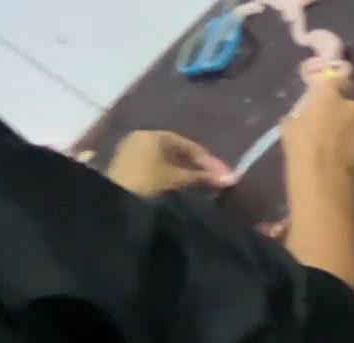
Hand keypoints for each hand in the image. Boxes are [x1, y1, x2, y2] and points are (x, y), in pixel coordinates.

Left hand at [106, 131, 234, 195]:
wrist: (121, 195)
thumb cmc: (153, 181)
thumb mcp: (182, 179)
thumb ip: (207, 177)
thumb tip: (233, 178)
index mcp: (155, 136)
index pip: (190, 145)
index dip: (210, 161)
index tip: (224, 174)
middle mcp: (144, 137)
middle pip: (179, 150)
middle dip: (199, 165)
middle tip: (216, 179)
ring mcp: (135, 149)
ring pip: (169, 158)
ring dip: (188, 170)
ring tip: (204, 183)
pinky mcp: (132, 162)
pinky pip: (159, 163)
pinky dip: (175, 172)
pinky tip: (186, 183)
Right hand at [280, 74, 353, 191]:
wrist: (327, 178)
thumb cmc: (302, 147)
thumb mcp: (293, 121)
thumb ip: (308, 110)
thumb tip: (313, 111)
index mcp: (330, 95)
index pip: (338, 79)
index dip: (336, 84)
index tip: (333, 91)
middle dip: (347, 113)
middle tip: (337, 125)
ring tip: (349, 144)